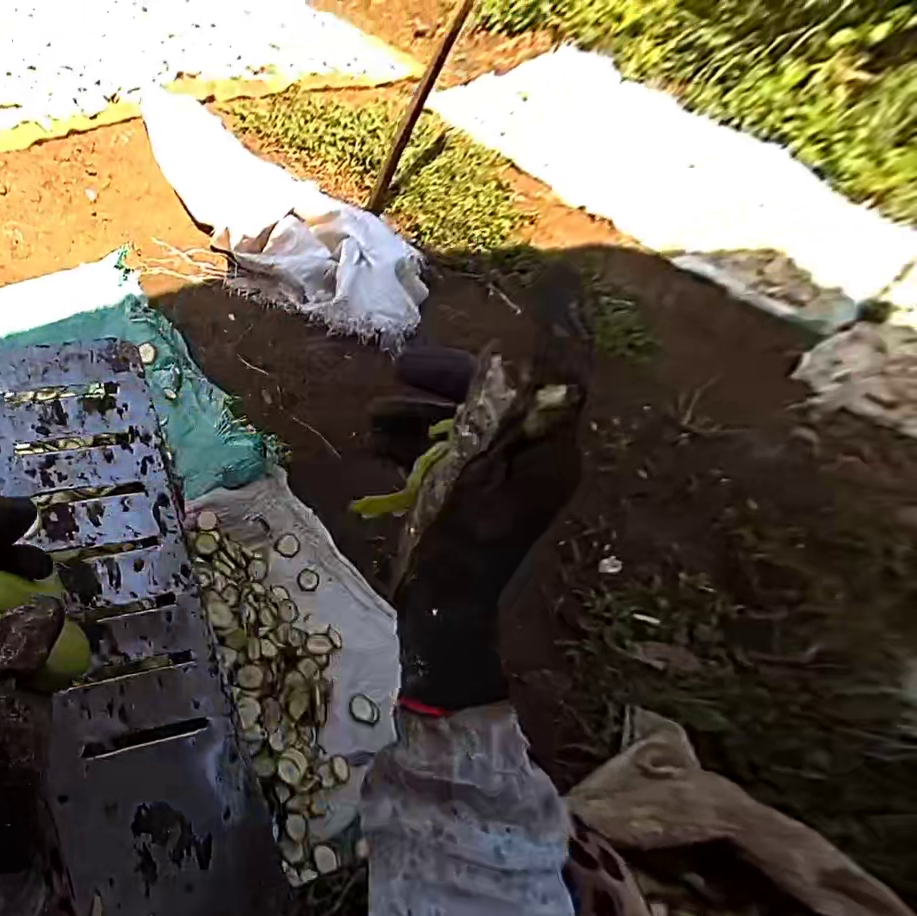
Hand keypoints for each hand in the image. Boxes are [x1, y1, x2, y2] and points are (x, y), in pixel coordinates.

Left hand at [0, 497, 66, 872]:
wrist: (11, 773)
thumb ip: (8, 649)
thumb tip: (46, 603)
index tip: (20, 514)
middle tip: (32, 525)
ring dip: (17, 560)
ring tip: (43, 571)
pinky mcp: (7, 635)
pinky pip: (17, 594)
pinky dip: (34, 585)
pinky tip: (50, 595)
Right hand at [378, 264, 592, 710]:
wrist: (441, 607)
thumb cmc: (455, 550)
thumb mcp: (472, 478)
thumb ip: (496, 417)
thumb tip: (526, 356)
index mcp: (548, 454)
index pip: (554, 378)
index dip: (534, 338)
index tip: (518, 295)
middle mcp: (531, 459)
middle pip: (500, 399)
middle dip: (450, 379)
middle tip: (400, 366)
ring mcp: (497, 478)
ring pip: (465, 425)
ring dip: (420, 414)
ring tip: (373, 414)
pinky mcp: (468, 493)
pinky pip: (445, 452)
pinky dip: (412, 443)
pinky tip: (375, 442)